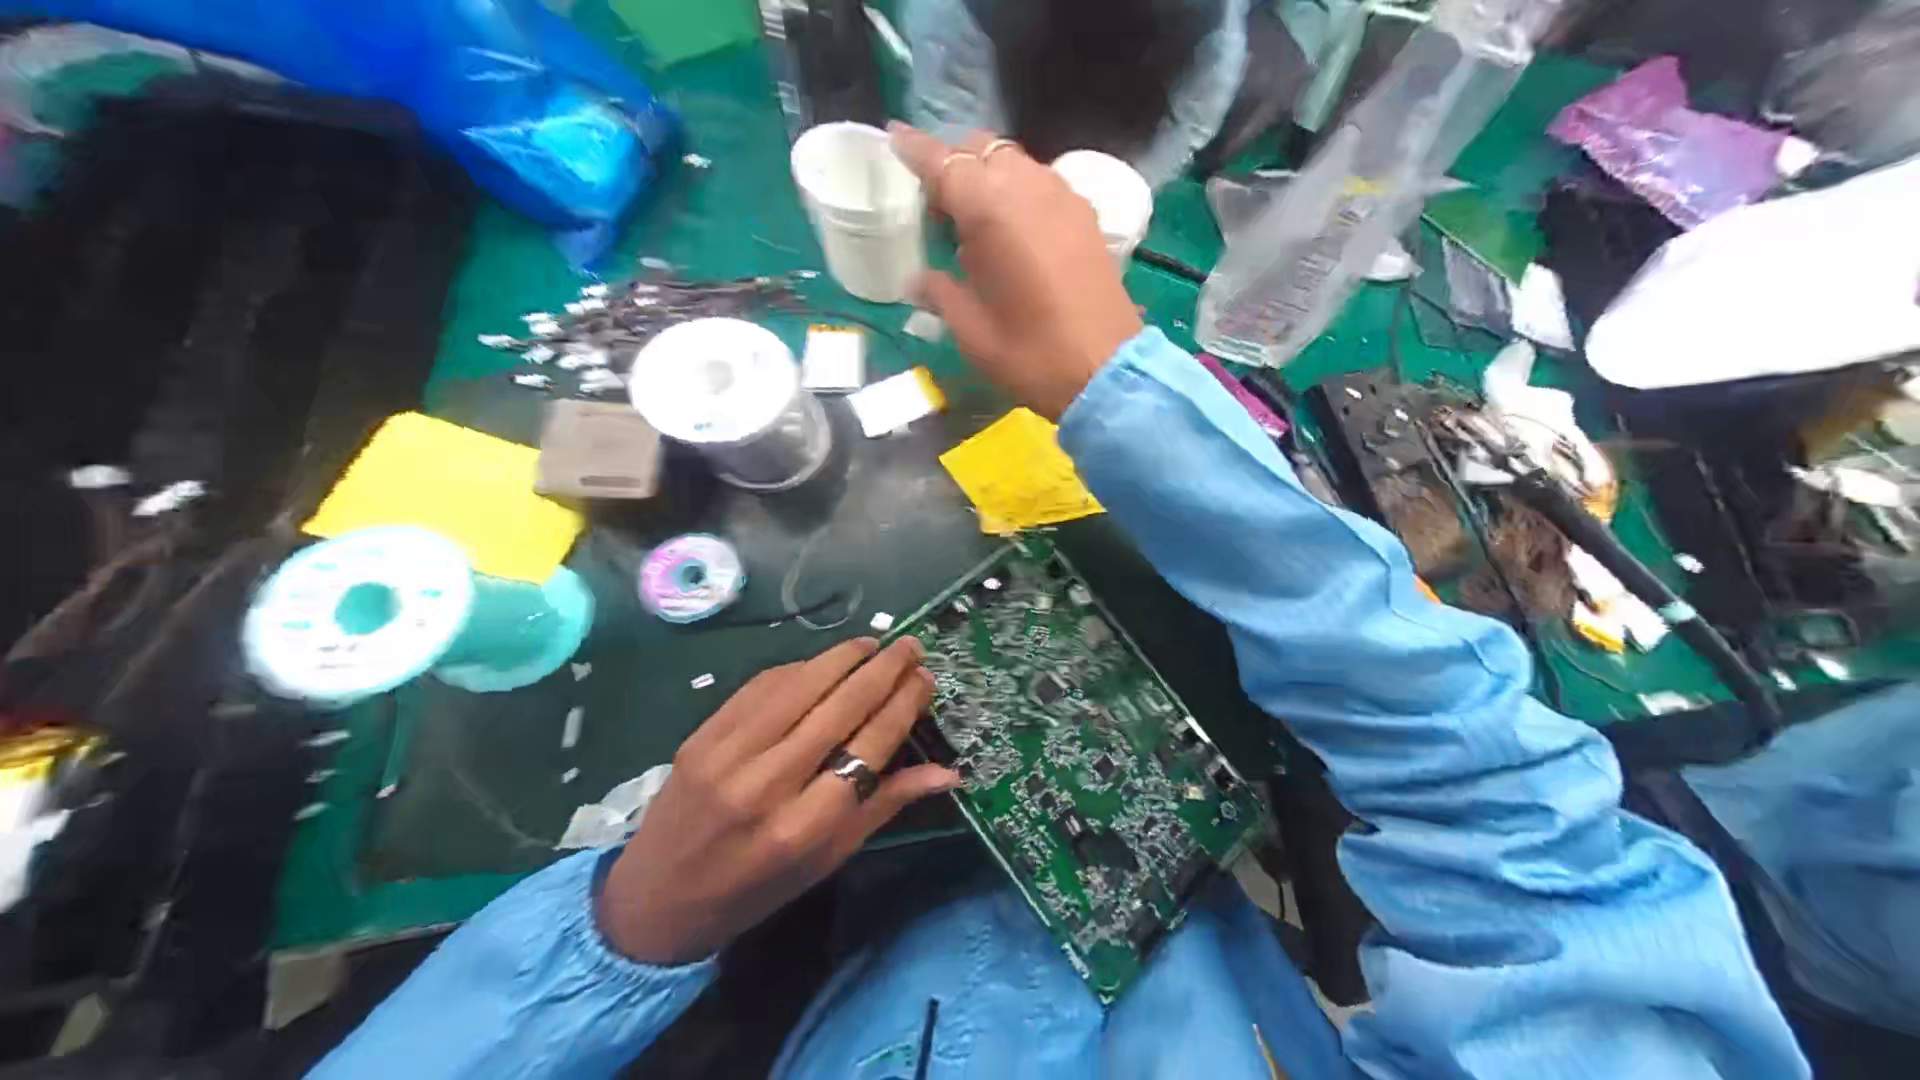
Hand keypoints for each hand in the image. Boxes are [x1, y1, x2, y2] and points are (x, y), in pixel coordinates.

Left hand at [596, 637, 958, 964]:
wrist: (656, 900)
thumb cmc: (754, 891)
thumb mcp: (827, 860)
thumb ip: (885, 806)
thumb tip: (949, 773)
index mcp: (806, 826)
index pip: (871, 745)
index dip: (904, 704)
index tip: (926, 679)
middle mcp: (769, 782)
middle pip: (841, 706)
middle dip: (884, 669)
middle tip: (911, 647)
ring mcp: (729, 752)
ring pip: (802, 685)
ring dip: (844, 657)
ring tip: (875, 644)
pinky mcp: (704, 734)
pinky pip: (762, 686)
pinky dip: (800, 668)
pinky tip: (824, 661)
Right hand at [890, 124, 1143, 420]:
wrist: (1105, 373)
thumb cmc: (1030, 355)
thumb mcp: (972, 332)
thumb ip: (940, 293)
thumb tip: (917, 280)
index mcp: (991, 211)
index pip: (944, 163)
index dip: (915, 149)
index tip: (894, 139)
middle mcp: (1028, 188)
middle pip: (981, 149)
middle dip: (953, 163)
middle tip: (936, 201)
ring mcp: (1063, 197)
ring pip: (1015, 162)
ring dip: (987, 175)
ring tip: (973, 218)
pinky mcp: (1086, 216)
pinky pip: (1042, 183)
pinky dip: (1018, 191)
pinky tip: (1013, 231)